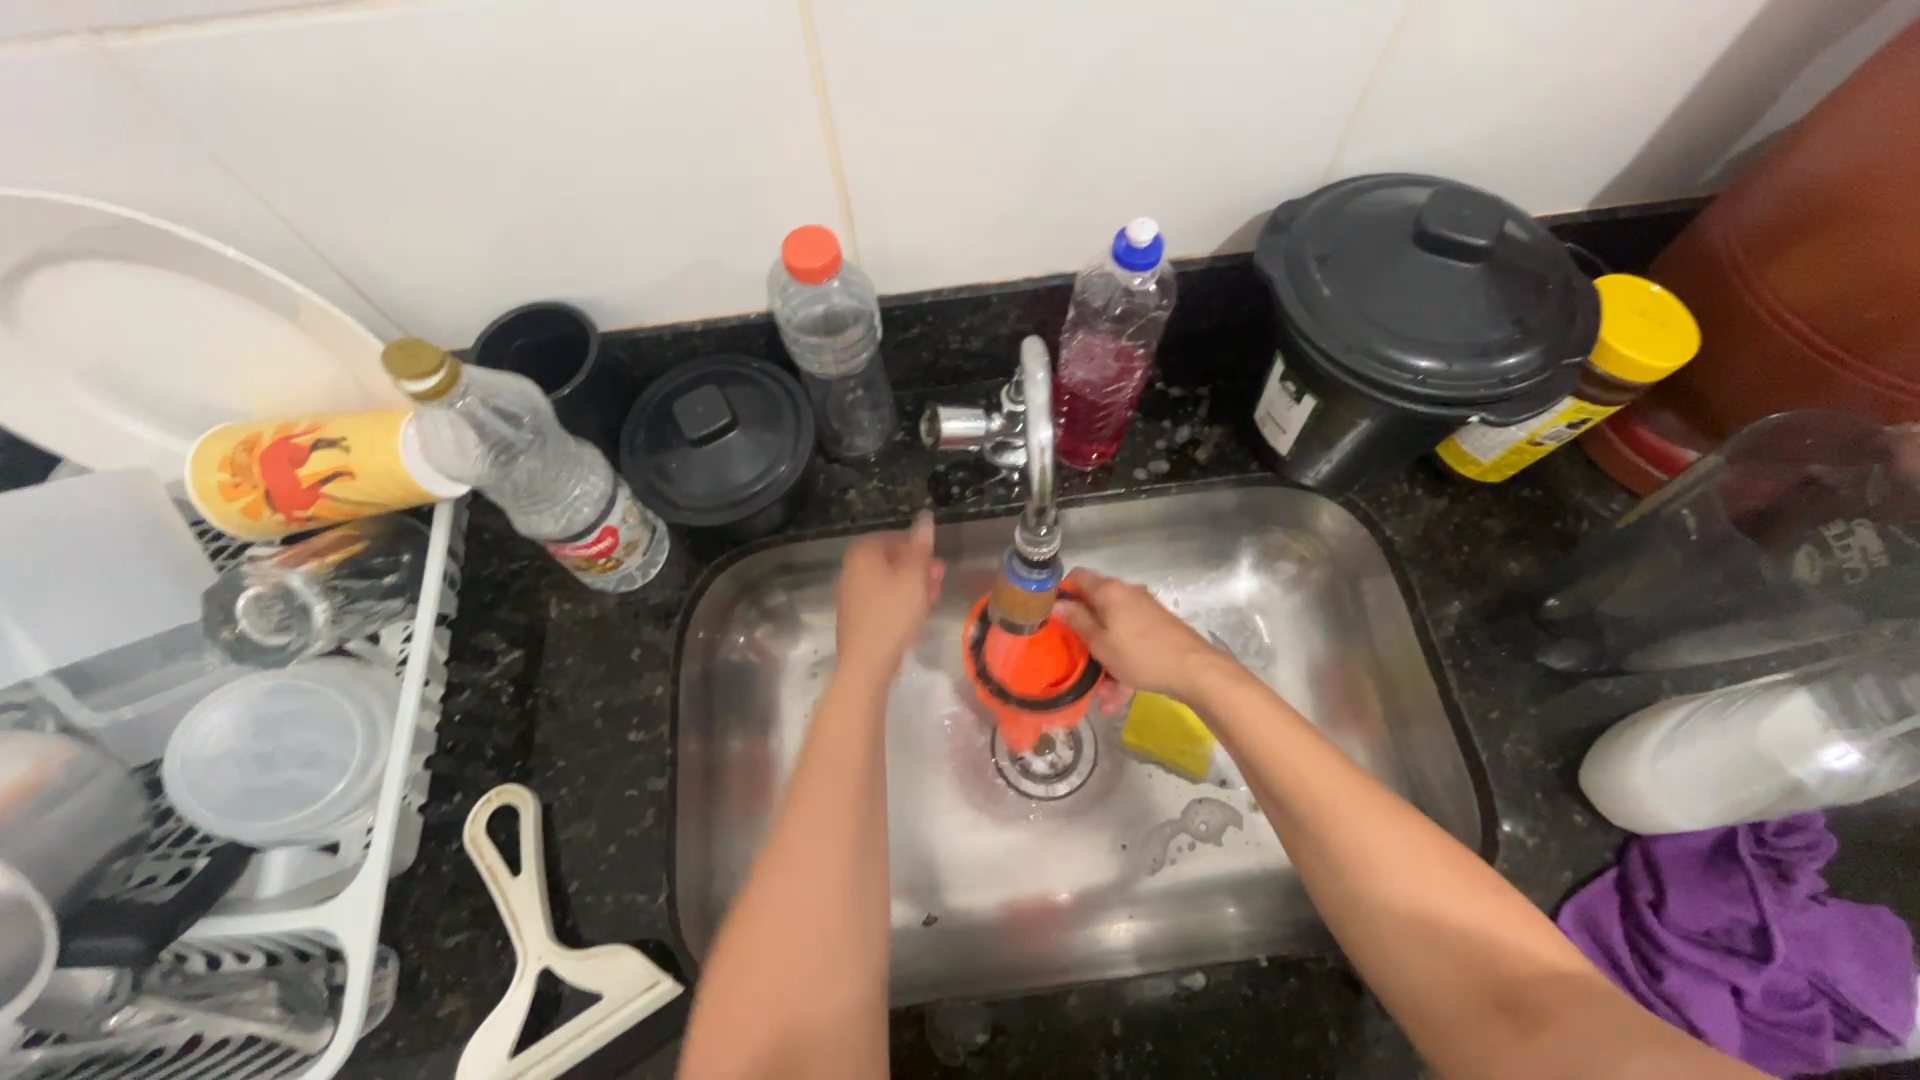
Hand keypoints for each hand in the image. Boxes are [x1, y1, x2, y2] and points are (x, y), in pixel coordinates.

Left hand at [835, 512, 944, 674]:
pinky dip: (899, 600)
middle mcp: (851, 569)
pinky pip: (881, 599)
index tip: (935, 561)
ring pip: (887, 581)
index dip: (917, 546)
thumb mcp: (914, 576)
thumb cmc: (893, 613)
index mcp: (862, 553)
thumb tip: (925, 516)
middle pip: (890, 559)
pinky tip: (916, 613)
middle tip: (939, 578)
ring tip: (932, 596)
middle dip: (917, 567)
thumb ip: (921, 545)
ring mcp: (850, 593)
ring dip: (912, 584)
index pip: (893, 537)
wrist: (866, 662)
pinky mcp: (855, 615)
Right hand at [1054, 567, 1231, 698]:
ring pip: (1113, 630)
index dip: (1061, 591)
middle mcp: (1127, 594)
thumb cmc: (1139, 654)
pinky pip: (1130, 642)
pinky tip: (1118, 695)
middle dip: (1083, 632)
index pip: (1078, 576)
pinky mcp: (1157, 628)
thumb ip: (1077, 621)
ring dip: (1103, 657)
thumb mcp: (1100, 643)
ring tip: (1099, 692)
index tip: (1050, 613)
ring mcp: (1144, 611)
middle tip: (1070, 654)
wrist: (1194, 670)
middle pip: (1095, 606)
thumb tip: (1058, 604)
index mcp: (1110, 591)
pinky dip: (1122, 663)